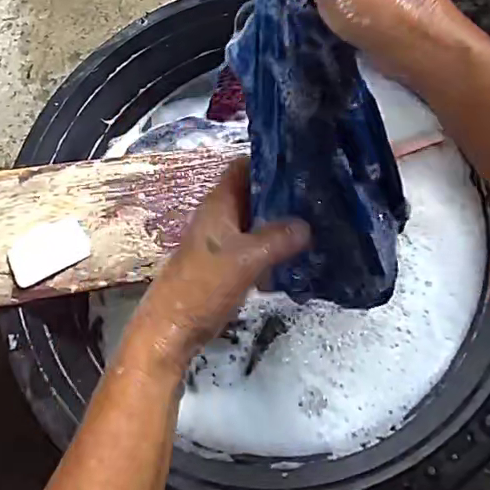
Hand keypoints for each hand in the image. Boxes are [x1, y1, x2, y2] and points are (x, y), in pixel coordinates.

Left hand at [125, 159, 308, 367]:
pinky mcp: (226, 263)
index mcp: (218, 204)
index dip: (268, 160)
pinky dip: (273, 244)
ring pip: (255, 219)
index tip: (300, 163)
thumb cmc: (204, 285)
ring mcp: (221, 240)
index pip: (243, 166)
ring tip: (314, 220)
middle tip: (316, 193)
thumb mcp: (248, 259)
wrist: (173, 329)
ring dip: (279, 220)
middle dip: (281, 192)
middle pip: (252, 192)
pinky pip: (254, 243)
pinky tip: (297, 252)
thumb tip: (307, 225)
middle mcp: (219, 215)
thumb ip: (279, 239)